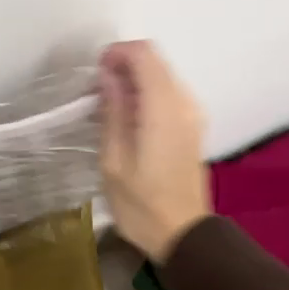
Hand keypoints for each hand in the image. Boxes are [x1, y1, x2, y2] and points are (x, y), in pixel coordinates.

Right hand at [98, 40, 211, 263]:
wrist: (183, 235)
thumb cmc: (142, 205)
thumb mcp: (114, 161)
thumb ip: (113, 112)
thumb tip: (108, 77)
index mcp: (163, 109)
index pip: (144, 54)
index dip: (117, 54)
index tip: (95, 74)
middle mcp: (184, 103)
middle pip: (155, 61)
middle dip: (124, 66)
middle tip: (96, 92)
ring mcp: (193, 114)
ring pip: (162, 76)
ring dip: (135, 81)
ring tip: (108, 107)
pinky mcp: (193, 126)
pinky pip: (168, 95)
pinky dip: (147, 96)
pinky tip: (128, 120)